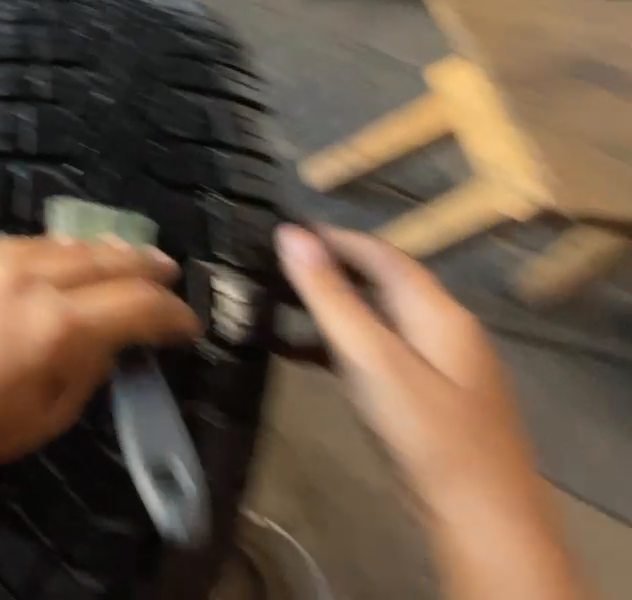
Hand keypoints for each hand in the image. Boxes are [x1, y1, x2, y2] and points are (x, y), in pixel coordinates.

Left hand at [0, 238, 200, 486]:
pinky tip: (48, 262)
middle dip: (139, 265)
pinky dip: (37, 254)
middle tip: (164, 268)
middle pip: (98, 260)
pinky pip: (7, 245)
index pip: (136, 305)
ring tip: (115, 256)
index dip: (171, 312)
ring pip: (52, 245)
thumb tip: (115, 334)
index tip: (185, 321)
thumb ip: (90, 364)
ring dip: (89, 252)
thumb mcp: (50, 412)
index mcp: (56, 326)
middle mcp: (23, 278)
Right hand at [275, 225, 538, 508]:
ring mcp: (434, 361)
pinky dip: (332, 338)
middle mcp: (441, 327)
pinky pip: (371, 346)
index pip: (380, 253)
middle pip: (378, 280)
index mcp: (437, 312)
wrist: (478, 514)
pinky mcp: (421, 389)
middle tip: (264, 261)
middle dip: (323, 267)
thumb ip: (328, 294)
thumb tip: (289, 234)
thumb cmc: (423, 427)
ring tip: (268, 299)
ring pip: (371, 314)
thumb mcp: (368, 356)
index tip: (274, 228)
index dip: (330, 236)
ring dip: (323, 303)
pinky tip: (293, 348)